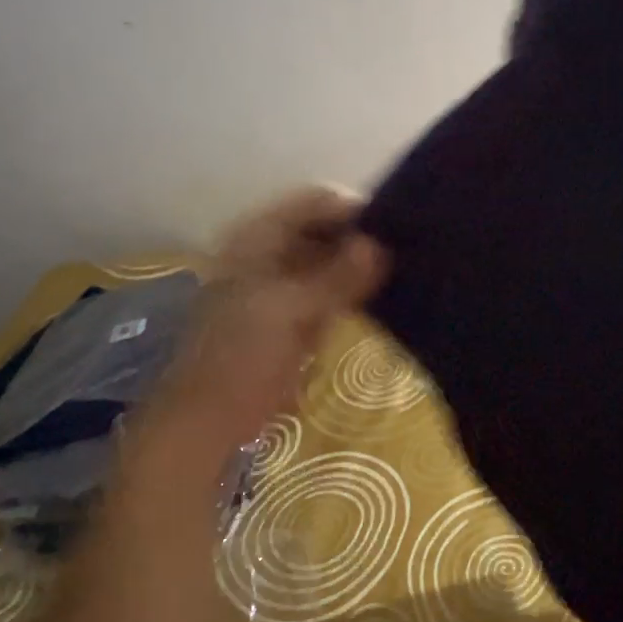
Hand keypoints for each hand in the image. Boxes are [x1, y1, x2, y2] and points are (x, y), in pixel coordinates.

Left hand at [150, 187, 387, 447]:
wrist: (209, 421)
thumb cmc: (240, 359)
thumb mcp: (291, 311)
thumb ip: (338, 276)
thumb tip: (381, 244)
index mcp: (258, 237)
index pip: (318, 200)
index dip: (357, 211)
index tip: (402, 231)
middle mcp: (272, 251)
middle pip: (328, 226)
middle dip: (365, 237)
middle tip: (413, 253)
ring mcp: (284, 283)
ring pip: (335, 259)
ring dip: (365, 266)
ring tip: (410, 273)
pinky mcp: (297, 314)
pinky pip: (335, 289)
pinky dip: (358, 291)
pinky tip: (390, 299)